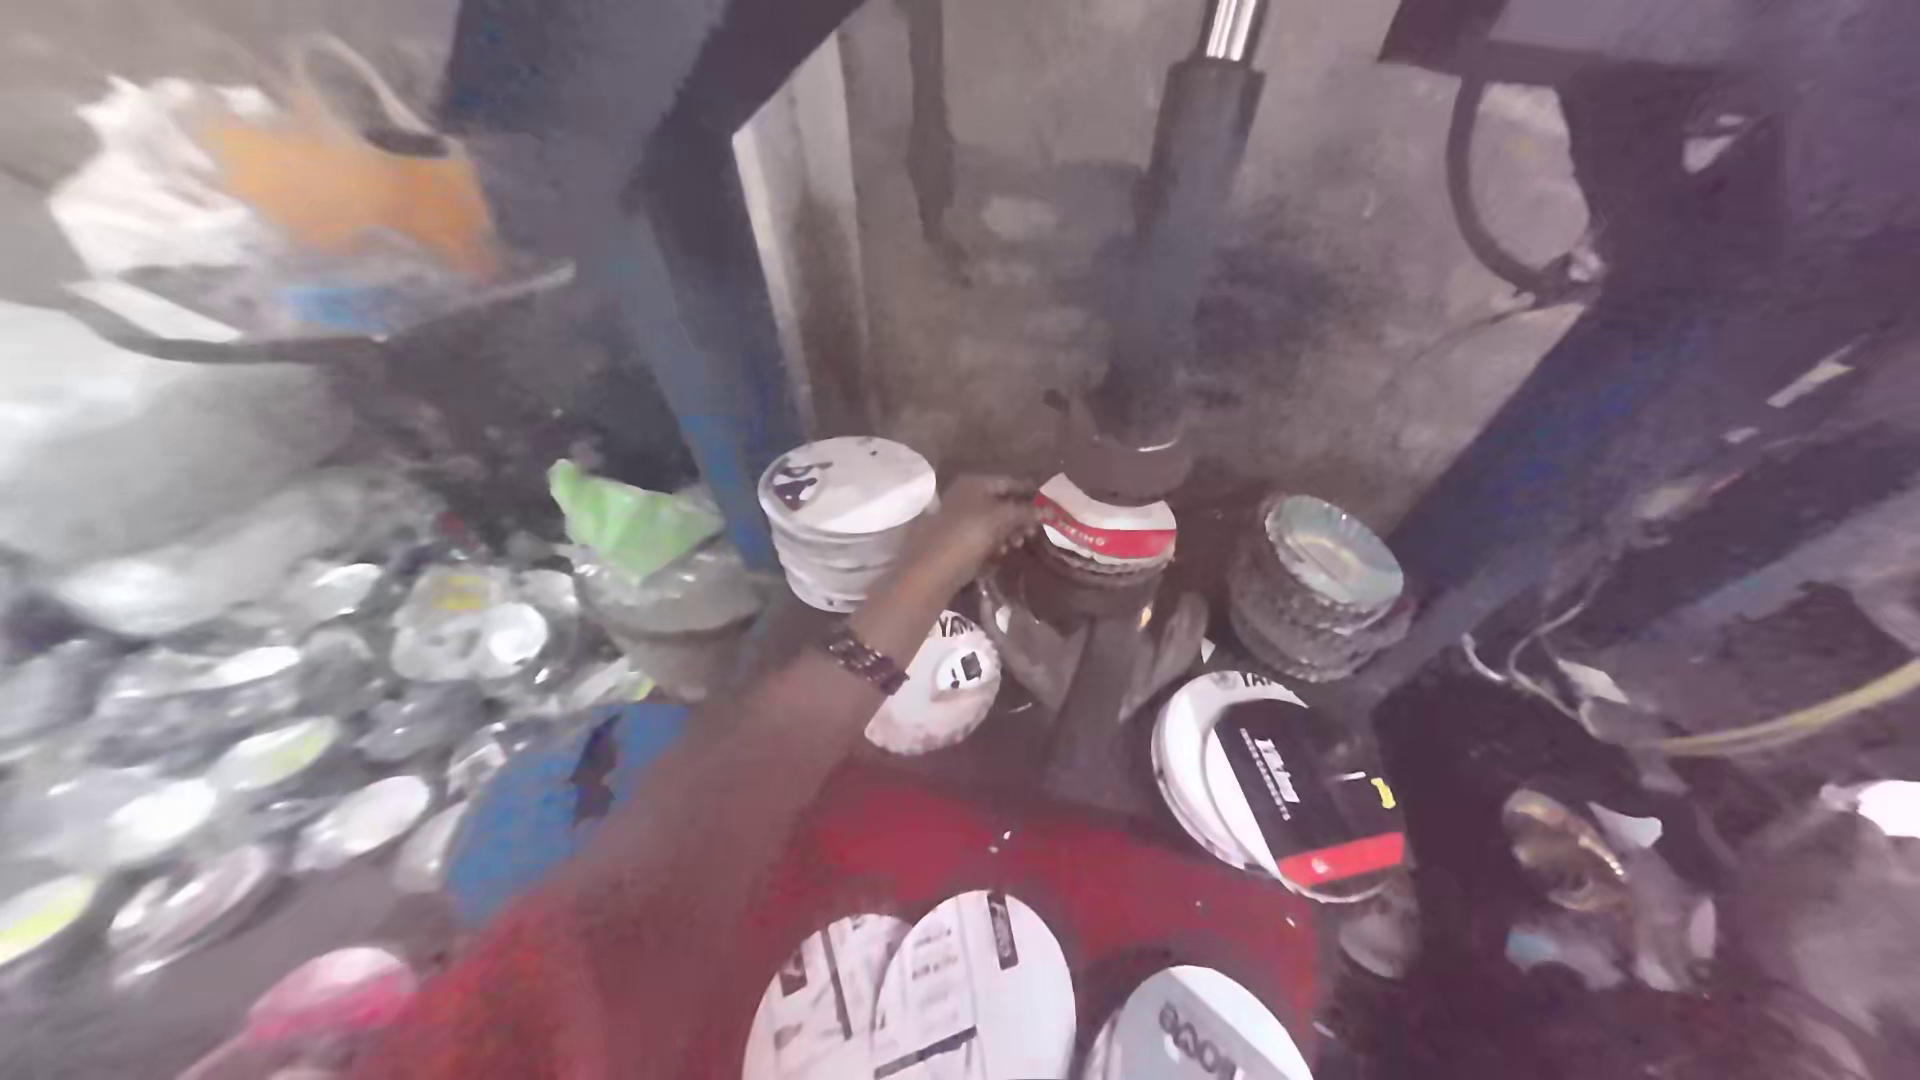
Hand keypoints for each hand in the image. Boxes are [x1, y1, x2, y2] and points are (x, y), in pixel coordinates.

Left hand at [906, 474, 1038, 588]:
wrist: (933, 569)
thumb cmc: (968, 534)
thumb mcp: (1001, 518)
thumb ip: (1025, 511)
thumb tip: (1046, 510)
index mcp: (973, 484)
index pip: (1007, 481)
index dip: (1028, 491)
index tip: (1048, 502)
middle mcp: (965, 497)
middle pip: (1001, 502)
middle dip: (1020, 516)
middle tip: (1035, 530)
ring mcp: (960, 520)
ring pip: (993, 522)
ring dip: (1010, 531)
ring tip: (1019, 544)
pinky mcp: (958, 541)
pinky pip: (983, 537)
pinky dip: (995, 543)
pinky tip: (1002, 553)